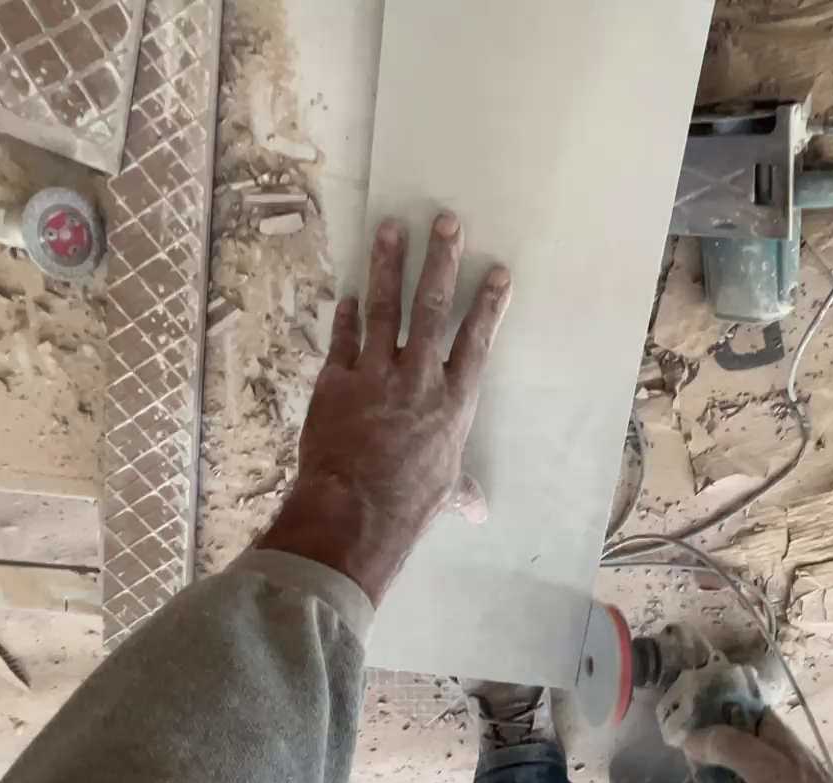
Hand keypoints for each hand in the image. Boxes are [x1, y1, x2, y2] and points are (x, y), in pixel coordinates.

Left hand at [259, 214, 511, 602]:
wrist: (357, 507)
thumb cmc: (412, 502)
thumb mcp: (446, 493)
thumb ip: (462, 491)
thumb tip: (478, 511)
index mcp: (454, 402)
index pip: (475, 342)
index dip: (487, 305)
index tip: (496, 272)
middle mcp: (419, 377)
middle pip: (432, 309)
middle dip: (439, 262)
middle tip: (444, 222)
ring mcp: (375, 374)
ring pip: (384, 308)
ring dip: (388, 266)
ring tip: (391, 227)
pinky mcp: (336, 380)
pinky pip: (343, 338)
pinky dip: (345, 315)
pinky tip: (347, 293)